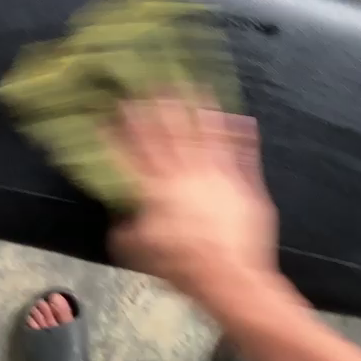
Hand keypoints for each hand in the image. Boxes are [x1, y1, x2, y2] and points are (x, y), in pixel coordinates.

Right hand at [108, 91, 279, 305]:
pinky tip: (243, 119)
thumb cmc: (182, 268)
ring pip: (206, 135)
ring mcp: (218, 177)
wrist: (229, 277)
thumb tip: (121, 222)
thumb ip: (129, 232)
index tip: (116, 108)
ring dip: (200, 110)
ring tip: (198, 87)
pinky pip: (243, 155)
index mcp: (157, 191)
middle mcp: (186, 176)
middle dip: (159, 106)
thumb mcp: (141, 253)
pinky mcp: (244, 187)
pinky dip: (242, 136)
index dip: (124, 129)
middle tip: (154, 83)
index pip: (136, 153)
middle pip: (170, 134)